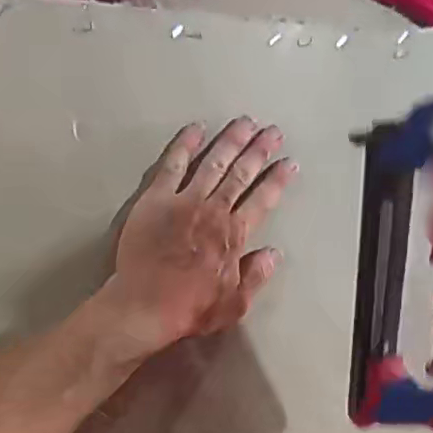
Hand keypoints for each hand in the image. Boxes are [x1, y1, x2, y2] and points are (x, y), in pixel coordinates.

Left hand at [100, 118, 295, 356]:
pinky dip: (185, 145)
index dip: (277, 180)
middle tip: (271, 133)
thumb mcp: (234, 303)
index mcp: (233, 235)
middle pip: (241, 173)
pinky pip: (173, 165)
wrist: (144, 305)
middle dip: (259, 150)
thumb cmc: (187, 308)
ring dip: (230, 140)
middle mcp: (212, 212)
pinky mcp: (155, 200)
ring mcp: (183, 202)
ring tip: (244, 123)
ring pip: (213, 162)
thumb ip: (255, 276)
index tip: (288, 165)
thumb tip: (272, 254)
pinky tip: (195, 130)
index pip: (263, 200)